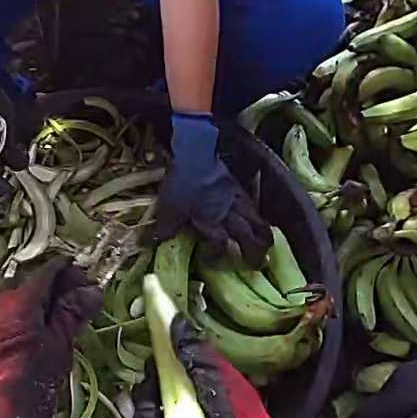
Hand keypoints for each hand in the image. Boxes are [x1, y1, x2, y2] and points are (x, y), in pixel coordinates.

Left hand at [0, 261, 103, 417]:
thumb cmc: (32, 377)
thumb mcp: (60, 342)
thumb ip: (73, 312)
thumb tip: (93, 290)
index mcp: (20, 299)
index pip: (47, 272)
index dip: (68, 271)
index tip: (85, 277)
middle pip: (30, 284)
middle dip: (54, 287)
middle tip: (76, 297)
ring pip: (17, 301)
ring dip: (39, 303)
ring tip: (60, 316)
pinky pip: (7, 317)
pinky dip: (25, 318)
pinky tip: (38, 332)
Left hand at [151, 112, 270, 263]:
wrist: (197, 153)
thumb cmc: (182, 183)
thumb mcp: (168, 208)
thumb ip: (163, 228)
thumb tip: (150, 243)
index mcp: (211, 223)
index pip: (221, 248)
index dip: (218, 258)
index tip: (210, 261)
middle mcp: (229, 216)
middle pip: (250, 239)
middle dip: (254, 254)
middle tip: (258, 264)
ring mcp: (237, 201)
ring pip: (258, 222)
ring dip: (263, 235)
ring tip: (267, 245)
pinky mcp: (239, 188)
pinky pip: (253, 206)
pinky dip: (257, 215)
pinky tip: (255, 217)